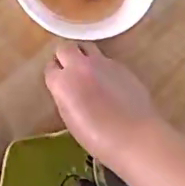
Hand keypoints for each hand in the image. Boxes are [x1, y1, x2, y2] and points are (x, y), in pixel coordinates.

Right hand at [44, 43, 163, 165]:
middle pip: (65, 48)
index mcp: (62, 82)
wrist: (135, 136)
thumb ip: (65, 97)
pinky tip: (109, 83)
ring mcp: (102, 62)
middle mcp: (79, 66)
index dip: (54, 75)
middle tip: (69, 70)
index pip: (50, 68)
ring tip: (88, 71)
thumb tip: (67, 89)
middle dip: (64, 56)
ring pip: (86, 47)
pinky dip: (102, 66)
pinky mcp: (120, 64)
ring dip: (83, 55)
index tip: (58, 82)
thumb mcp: (70, 120)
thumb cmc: (98, 138)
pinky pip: (105, 59)